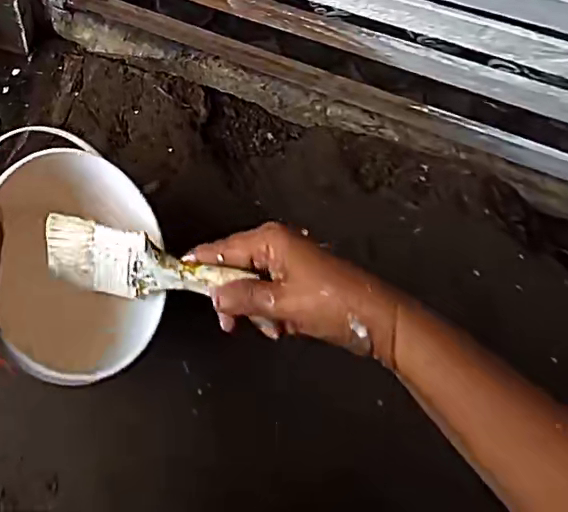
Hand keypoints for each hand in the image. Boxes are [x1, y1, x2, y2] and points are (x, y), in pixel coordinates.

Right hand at [186, 222, 407, 367]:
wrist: (386, 323)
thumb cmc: (339, 306)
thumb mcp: (282, 305)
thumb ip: (242, 298)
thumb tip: (216, 297)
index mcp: (270, 239)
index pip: (222, 249)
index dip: (200, 262)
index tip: (181, 268)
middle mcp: (278, 243)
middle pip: (236, 266)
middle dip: (234, 296)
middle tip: (229, 319)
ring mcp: (290, 259)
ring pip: (253, 281)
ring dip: (255, 307)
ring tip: (269, 328)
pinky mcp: (300, 276)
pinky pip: (270, 289)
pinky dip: (270, 309)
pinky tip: (281, 326)